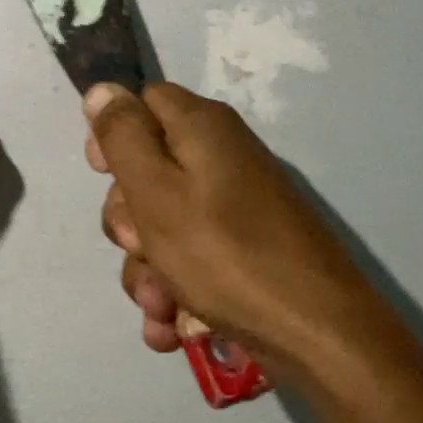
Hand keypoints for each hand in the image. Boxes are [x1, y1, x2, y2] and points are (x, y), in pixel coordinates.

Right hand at [84, 82, 368, 356]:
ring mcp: (236, 208)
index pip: (144, 103)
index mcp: (202, 128)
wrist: (321, 335)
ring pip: (163, 226)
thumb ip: (123, 137)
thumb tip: (101, 88)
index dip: (116, 136)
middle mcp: (221, 158)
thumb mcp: (156, 191)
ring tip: (161, 309)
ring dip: (148, 270)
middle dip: (129, 221)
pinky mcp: (246, 251)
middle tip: (139, 248)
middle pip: (148, 171)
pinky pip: (192, 260)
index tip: (103, 175)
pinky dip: (177, 292)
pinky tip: (174, 329)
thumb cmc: (226, 254)